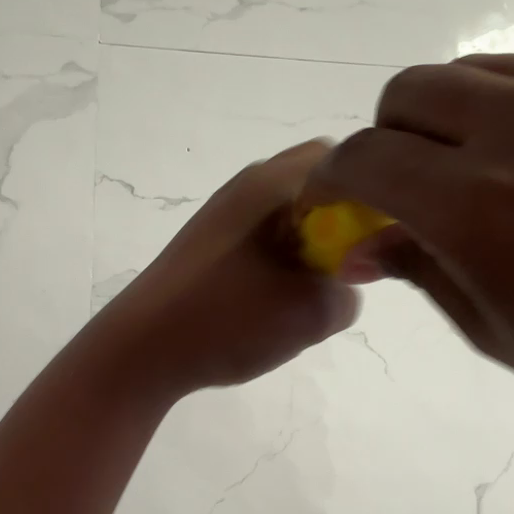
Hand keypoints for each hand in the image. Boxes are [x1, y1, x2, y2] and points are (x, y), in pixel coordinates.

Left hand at [87, 140, 358, 400]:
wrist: (140, 351)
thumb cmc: (227, 321)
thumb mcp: (312, 312)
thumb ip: (349, 290)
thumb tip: (341, 282)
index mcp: (274, 182)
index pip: (350, 163)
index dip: (373, 201)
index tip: (372, 248)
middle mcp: (248, 184)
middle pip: (319, 187)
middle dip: (341, 226)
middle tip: (338, 273)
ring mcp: (223, 213)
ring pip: (291, 218)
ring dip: (308, 252)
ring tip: (297, 298)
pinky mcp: (208, 245)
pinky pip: (263, 241)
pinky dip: (277, 266)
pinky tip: (265, 308)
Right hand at [309, 54, 513, 457]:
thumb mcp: (503, 333)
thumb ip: (424, 271)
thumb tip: (365, 247)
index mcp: (476, 203)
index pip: (364, 159)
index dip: (331, 184)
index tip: (332, 210)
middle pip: (407, 92)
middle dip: (382, 141)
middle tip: (400, 198)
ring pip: (469, 70)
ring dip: (440, 117)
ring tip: (465, 178)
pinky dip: (500, 111)